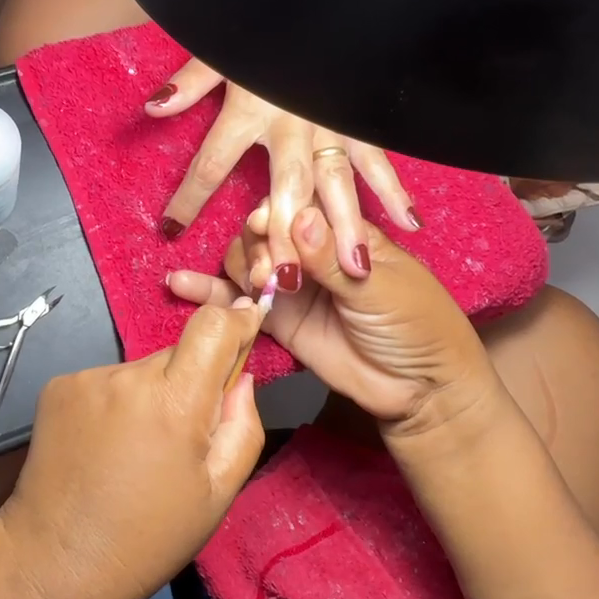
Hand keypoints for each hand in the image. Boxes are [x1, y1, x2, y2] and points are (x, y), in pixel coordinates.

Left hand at [0, 302, 265, 598]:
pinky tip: (104, 445)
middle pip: (176, 354)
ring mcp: (87, 377)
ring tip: (135, 449)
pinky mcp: (57, 385)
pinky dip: (114, 402)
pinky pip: (105, 382)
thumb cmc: (148, 536)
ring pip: (139, 370)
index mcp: (175, 401)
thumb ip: (242, 425)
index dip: (235, 322)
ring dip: (149, 395)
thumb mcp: (218, 493)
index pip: (213, 326)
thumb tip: (242, 376)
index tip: (246, 327)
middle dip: (189, 381)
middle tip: (181, 434)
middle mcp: (127, 376)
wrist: (56, 558)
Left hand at [148, 59, 420, 286]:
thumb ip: (190, 83)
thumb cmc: (259, 25)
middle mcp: (293, 123)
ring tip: (353, 269)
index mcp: (250, 109)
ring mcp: (331, 123)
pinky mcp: (360, 118)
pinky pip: (379, 157)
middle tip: (285, 280)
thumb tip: (152, 108)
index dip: (190, 197)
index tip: (171, 231)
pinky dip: (394, 188)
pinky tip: (411, 224)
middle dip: (287, 234)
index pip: (213, 162)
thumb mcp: (218, 49)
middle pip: (288, 186)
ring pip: (339, 181)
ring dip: (346, 226)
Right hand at [167, 202, 493, 434]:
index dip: (278, 214)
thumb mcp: (383, 288)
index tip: (270, 226)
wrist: (421, 390)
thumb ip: (333, 259)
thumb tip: (300, 219)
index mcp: (341, 232)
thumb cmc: (419, 326)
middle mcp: (308, 251)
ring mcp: (289, 284)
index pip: (297, 208)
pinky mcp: (275, 319)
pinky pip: (235, 301)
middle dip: (258, 244)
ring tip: (255, 288)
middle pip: (263, 230)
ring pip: (244, 259)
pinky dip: (205, 292)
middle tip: (270, 274)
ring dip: (239, 266)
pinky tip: (177, 283)